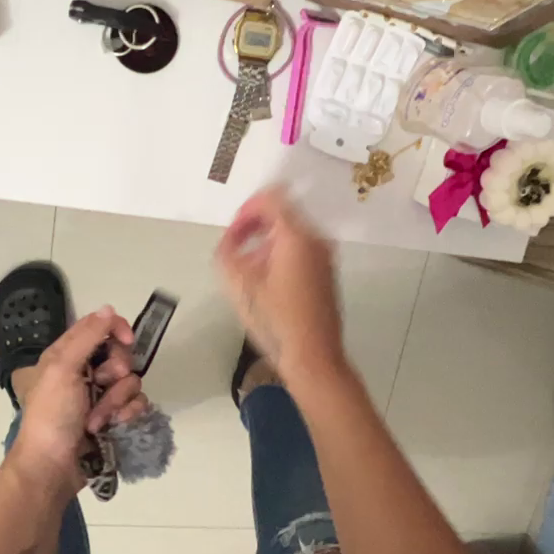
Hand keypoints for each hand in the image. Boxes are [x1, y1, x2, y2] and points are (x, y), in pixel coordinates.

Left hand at [7, 308, 149, 496]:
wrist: (53, 466)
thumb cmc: (52, 415)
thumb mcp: (62, 368)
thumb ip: (87, 336)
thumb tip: (109, 308)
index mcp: (68, 354)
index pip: (101, 327)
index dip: (117, 329)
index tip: (126, 340)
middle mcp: (86, 371)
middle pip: (121, 354)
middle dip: (117, 371)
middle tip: (102, 383)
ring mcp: (101, 396)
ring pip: (132, 381)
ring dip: (117, 400)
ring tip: (98, 418)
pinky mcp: (115, 417)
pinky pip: (136, 404)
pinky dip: (127, 414)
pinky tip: (114, 426)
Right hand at [215, 187, 345, 382]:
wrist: (313, 356)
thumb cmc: (278, 322)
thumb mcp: (240, 285)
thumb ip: (226, 251)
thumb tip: (228, 241)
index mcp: (297, 236)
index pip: (271, 197)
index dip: (246, 209)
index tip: (234, 231)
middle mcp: (316, 239)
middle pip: (281, 213)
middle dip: (254, 227)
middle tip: (235, 250)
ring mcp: (325, 256)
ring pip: (290, 232)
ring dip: (265, 242)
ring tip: (248, 270)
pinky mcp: (326, 272)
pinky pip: (300, 249)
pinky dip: (280, 254)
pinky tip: (266, 282)